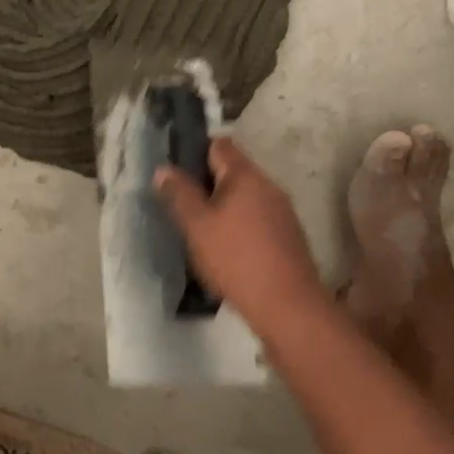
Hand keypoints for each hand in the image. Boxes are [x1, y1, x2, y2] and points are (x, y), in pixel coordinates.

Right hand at [154, 137, 325, 320]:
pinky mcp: (289, 237)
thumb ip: (179, 194)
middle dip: (208, 183)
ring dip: (225, 206)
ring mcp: (283, 212)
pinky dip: (241, 225)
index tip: (177, 173)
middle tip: (184, 205)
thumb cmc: (237, 259)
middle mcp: (268, 186)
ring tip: (203, 230)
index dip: (196, 152)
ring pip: (246, 197)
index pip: (219, 145)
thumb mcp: (197, 226)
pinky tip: (228, 250)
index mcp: (246, 175)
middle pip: (233, 171)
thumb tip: (164, 169)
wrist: (289, 308)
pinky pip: (258, 218)